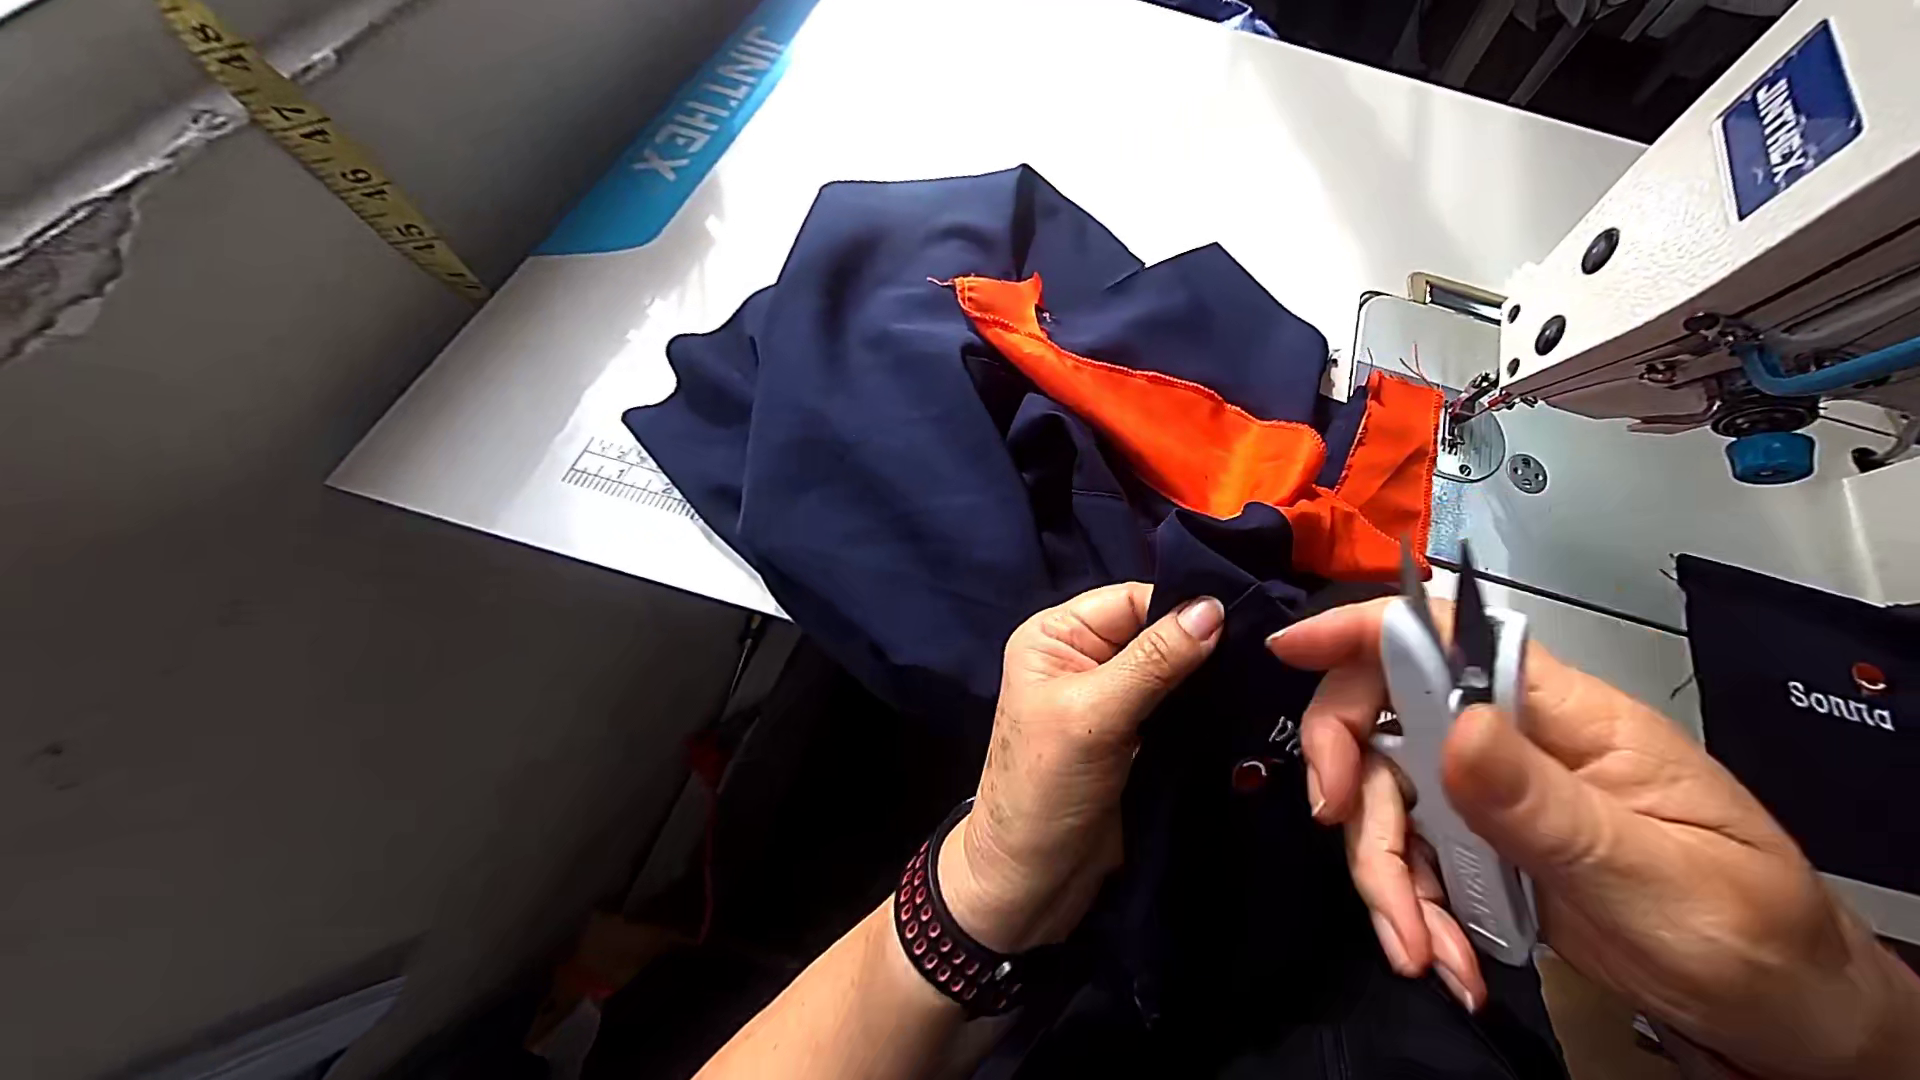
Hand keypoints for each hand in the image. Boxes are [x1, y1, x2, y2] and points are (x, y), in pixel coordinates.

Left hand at [939, 583, 1224, 952]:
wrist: (1032, 879)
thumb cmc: (1046, 787)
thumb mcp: (1094, 714)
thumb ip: (1152, 661)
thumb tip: (1212, 608)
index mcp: (1056, 635)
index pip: (1130, 599)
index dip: (1181, 607)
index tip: (1242, 622)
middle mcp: (1083, 656)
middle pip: (1154, 631)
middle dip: (1201, 643)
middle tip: (1261, 654)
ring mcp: (1111, 697)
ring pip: (1171, 669)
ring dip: (1208, 677)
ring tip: (1260, 680)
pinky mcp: (1136, 734)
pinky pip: (1176, 705)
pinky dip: (1205, 707)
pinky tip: (1242, 708)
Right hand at [1270, 598, 1919, 1078]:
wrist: (1781, 1018)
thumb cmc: (1751, 937)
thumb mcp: (1657, 878)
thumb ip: (1547, 804)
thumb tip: (1455, 729)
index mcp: (1556, 711)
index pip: (1443, 636)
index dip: (1358, 629)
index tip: (1288, 650)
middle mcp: (1500, 734)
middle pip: (1380, 710)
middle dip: (1344, 764)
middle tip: (1335, 819)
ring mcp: (1475, 784)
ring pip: (1379, 791)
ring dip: (1381, 869)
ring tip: (1415, 950)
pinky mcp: (1462, 833)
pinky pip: (1400, 847)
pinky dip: (1406, 902)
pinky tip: (1437, 956)